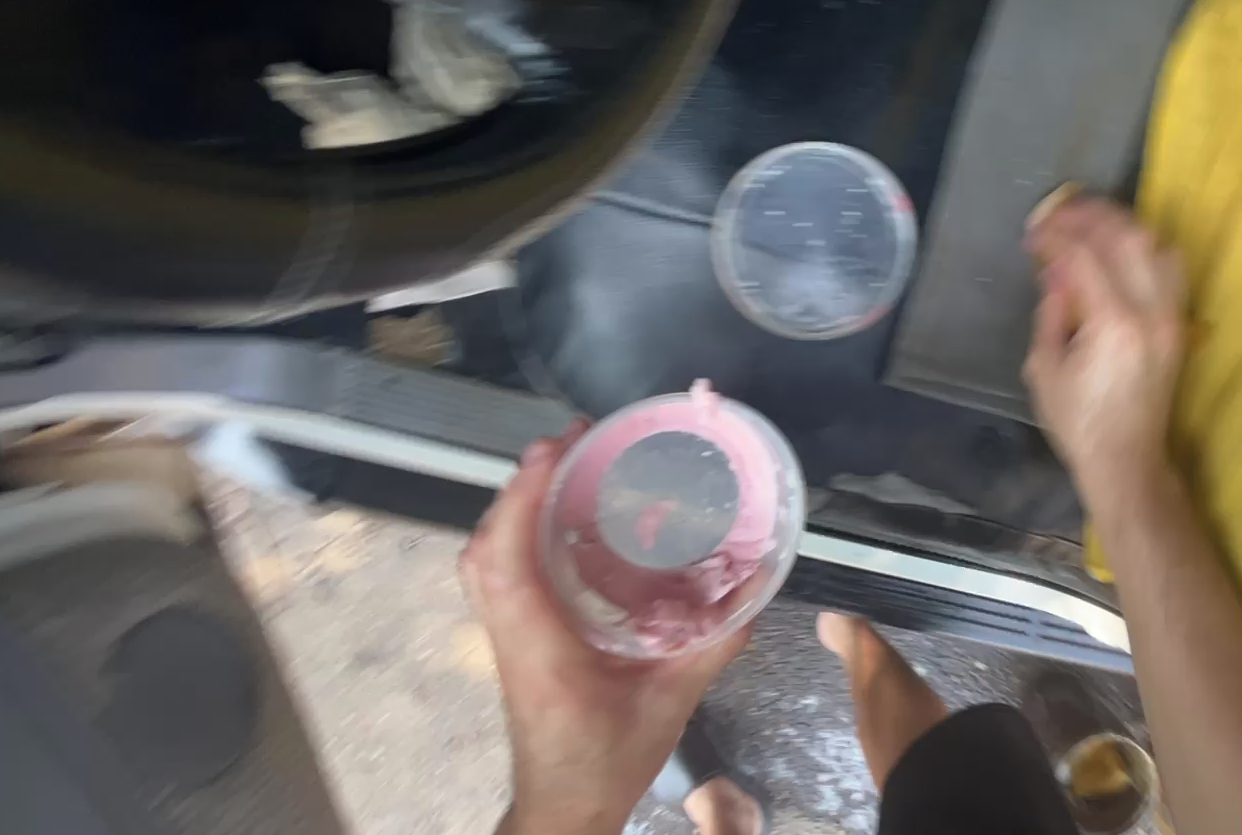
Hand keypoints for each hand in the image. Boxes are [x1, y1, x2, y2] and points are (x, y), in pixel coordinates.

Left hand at [461, 421, 748, 834]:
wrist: (563, 810)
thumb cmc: (609, 762)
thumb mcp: (673, 703)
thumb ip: (715, 644)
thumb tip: (756, 586)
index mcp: (541, 653)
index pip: (507, 568)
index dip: (523, 501)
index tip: (553, 451)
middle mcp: (512, 637)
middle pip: (486, 552)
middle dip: (519, 488)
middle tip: (570, 443)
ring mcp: (505, 637)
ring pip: (485, 560)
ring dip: (514, 505)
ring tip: (561, 464)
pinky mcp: (514, 636)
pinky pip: (499, 571)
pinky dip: (516, 529)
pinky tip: (557, 514)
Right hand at [1023, 194, 1186, 511]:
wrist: (1127, 459)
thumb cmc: (1078, 421)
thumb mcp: (1044, 368)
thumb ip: (1051, 312)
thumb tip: (1056, 271)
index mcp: (1113, 324)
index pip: (1084, 256)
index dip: (1054, 236)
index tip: (1031, 235)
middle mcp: (1151, 312)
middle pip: (1127, 237)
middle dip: (1088, 216)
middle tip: (1057, 214)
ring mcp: (1173, 316)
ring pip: (1156, 245)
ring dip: (1120, 224)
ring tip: (1088, 221)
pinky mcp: (1179, 324)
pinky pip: (1170, 267)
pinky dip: (1145, 246)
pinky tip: (1121, 248)